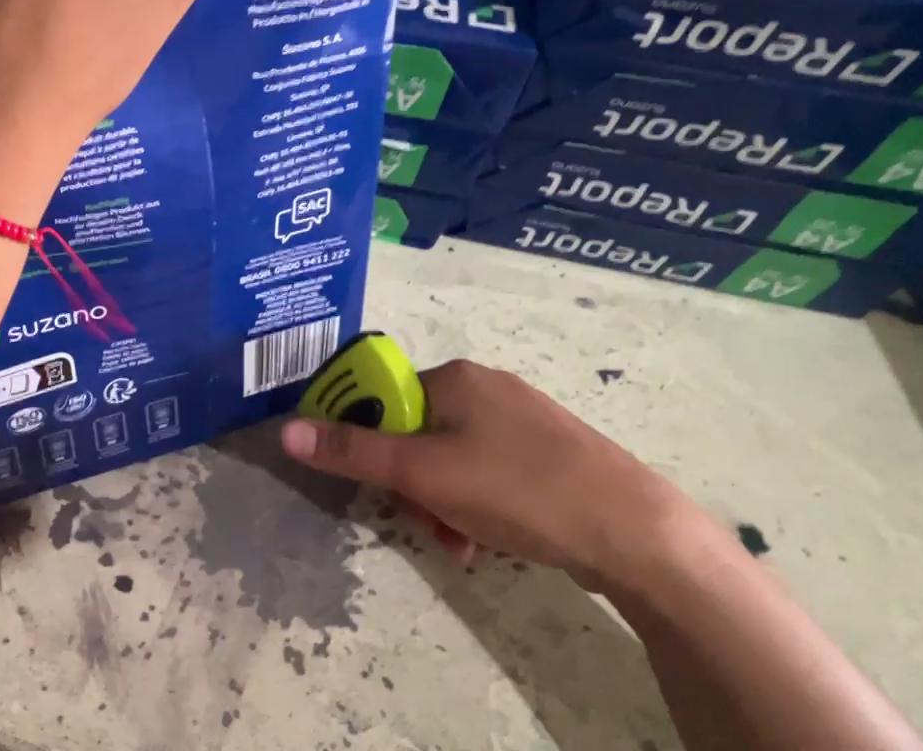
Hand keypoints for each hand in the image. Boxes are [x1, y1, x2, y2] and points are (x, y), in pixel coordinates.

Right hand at [281, 360, 701, 588]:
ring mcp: (524, 419)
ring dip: (442, 503)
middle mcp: (487, 386)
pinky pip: (490, 472)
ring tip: (462, 545)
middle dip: (412, 486)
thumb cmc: (518, 489)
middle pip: (417, 433)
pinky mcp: (552, 453)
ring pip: (453, 459)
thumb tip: (283, 429)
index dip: (370, 444)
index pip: (383, 398)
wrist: (638, 533)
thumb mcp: (422, 474)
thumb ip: (352, 451)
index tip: (383, 488)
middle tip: (426, 525)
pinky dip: (477, 506)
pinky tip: (490, 542)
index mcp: (454, 377)